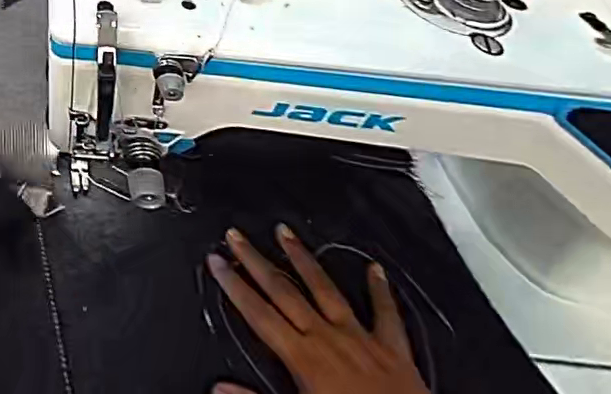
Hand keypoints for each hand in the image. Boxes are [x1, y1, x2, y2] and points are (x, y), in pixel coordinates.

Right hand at [207, 225, 427, 393]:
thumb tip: (219, 388)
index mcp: (304, 359)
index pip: (258, 313)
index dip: (233, 285)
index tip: (216, 260)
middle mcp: (329, 340)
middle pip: (284, 291)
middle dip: (256, 261)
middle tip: (236, 235)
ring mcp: (362, 340)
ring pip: (325, 288)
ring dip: (302, 258)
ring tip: (285, 232)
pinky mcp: (394, 352)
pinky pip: (386, 315)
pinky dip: (380, 290)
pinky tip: (375, 268)